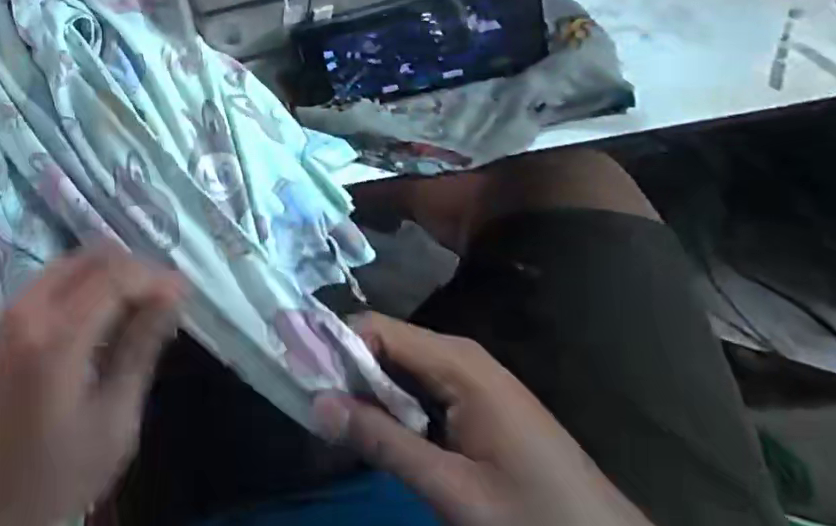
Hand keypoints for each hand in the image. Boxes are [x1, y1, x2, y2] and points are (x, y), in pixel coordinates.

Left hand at [0, 243, 184, 525]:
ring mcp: (13, 309)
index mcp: (55, 338)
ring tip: (145, 301)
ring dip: (112, 271)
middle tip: (168, 295)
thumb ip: (141, 349)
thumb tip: (172, 297)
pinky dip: (88, 281)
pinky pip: (56, 276)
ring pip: (74, 261)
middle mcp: (29, 309)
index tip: (186, 289)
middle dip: (135, 268)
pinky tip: (110, 309)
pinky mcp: (8, 318)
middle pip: (92, 259)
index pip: (113, 278)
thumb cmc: (62, 472)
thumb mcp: (115, 419)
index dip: (153, 276)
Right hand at [314, 313, 652, 525]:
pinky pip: (420, 385)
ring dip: (367, 389)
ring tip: (334, 418)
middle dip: (346, 369)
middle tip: (311, 403)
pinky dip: (392, 403)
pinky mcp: (477, 400)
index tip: (298, 374)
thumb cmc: (537, 520)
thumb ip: (385, 443)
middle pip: (384, 343)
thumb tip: (316, 401)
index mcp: (458, 362)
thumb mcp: (455, 492)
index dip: (333, 346)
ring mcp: (472, 376)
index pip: (375, 329)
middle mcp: (461, 355)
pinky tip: (378, 430)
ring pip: (399, 365)